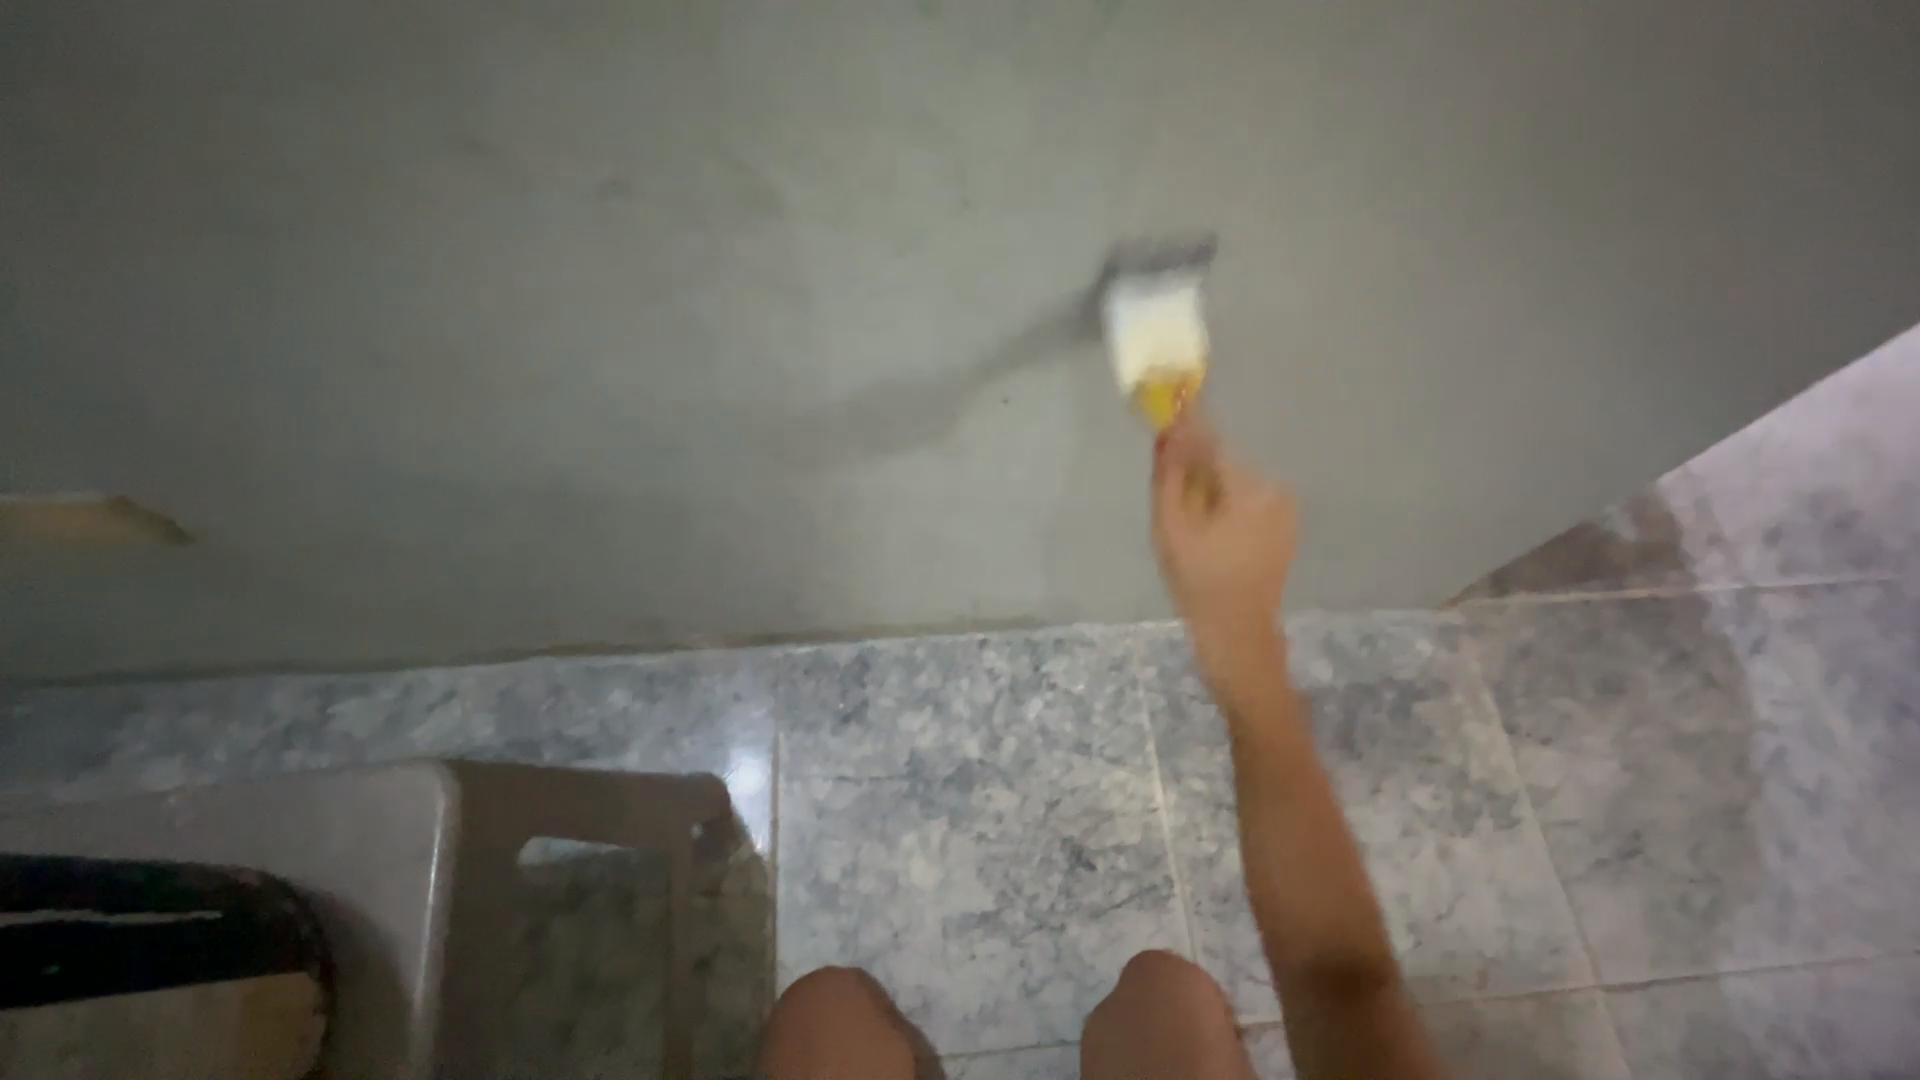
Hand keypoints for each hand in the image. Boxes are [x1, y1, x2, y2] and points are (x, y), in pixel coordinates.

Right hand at [1151, 412, 1299, 648]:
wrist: (1237, 633)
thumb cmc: (1198, 581)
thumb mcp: (1170, 528)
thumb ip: (1168, 476)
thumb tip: (1167, 433)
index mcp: (1249, 488)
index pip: (1212, 444)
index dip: (1187, 431)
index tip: (1168, 414)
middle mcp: (1274, 490)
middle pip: (1224, 465)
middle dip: (1196, 471)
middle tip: (1170, 492)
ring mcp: (1285, 510)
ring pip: (1236, 484)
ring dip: (1211, 491)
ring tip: (1190, 523)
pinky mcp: (1285, 528)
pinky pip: (1249, 503)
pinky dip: (1227, 508)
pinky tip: (1211, 535)